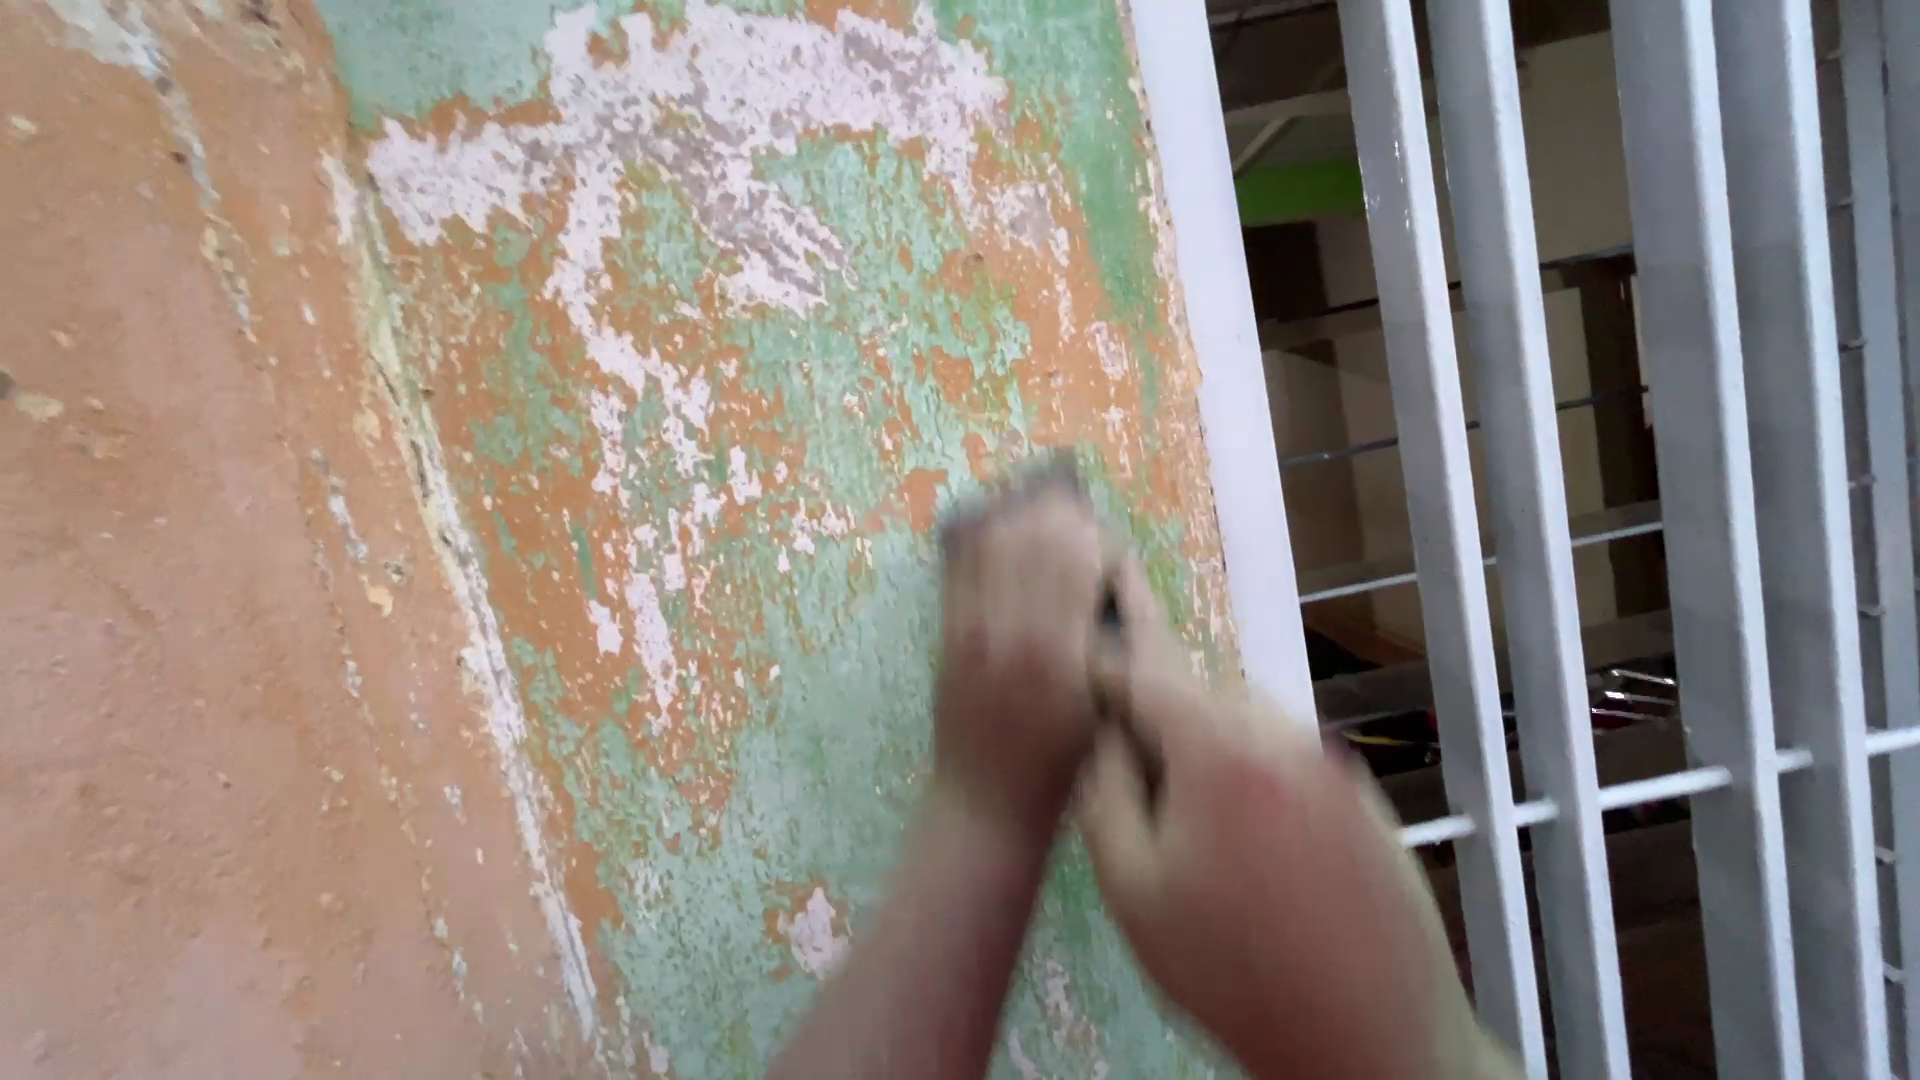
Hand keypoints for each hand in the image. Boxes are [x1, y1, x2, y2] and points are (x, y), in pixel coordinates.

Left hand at [933, 475, 1106, 842]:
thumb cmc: (1061, 769)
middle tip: (1074, 513)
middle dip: (1058, 515)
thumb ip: (1106, 638)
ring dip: (1018, 516)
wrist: (986, 804)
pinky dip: (980, 538)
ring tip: (1039, 509)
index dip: (1096, 538)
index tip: (1107, 541)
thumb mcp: (1102, 707)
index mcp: (1061, 653)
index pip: (1078, 558)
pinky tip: (996, 526)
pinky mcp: (945, 636)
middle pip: (1034, 538)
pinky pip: (959, 568)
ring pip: (993, 542)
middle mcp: (1011, 630)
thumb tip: (1106, 575)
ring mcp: (970, 630)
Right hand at [1076, 563, 1500, 1079]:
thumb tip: (1106, 737)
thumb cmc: (1232, 968)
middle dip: (1159, 711)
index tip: (1083, 673)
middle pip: (1200, 689)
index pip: (1147, 673)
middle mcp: (1283, 734)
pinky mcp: (1362, 793)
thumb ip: (1104, 792)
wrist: (1375, 1041)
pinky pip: (1288, 750)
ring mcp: (1331, 761)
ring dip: (1208, 734)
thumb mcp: (1131, 888)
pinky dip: (1254, 762)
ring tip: (1194, 809)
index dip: (1107, 667)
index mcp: (1221, 747)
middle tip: (1136, 767)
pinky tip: (1253, 835)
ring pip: (1246, 715)